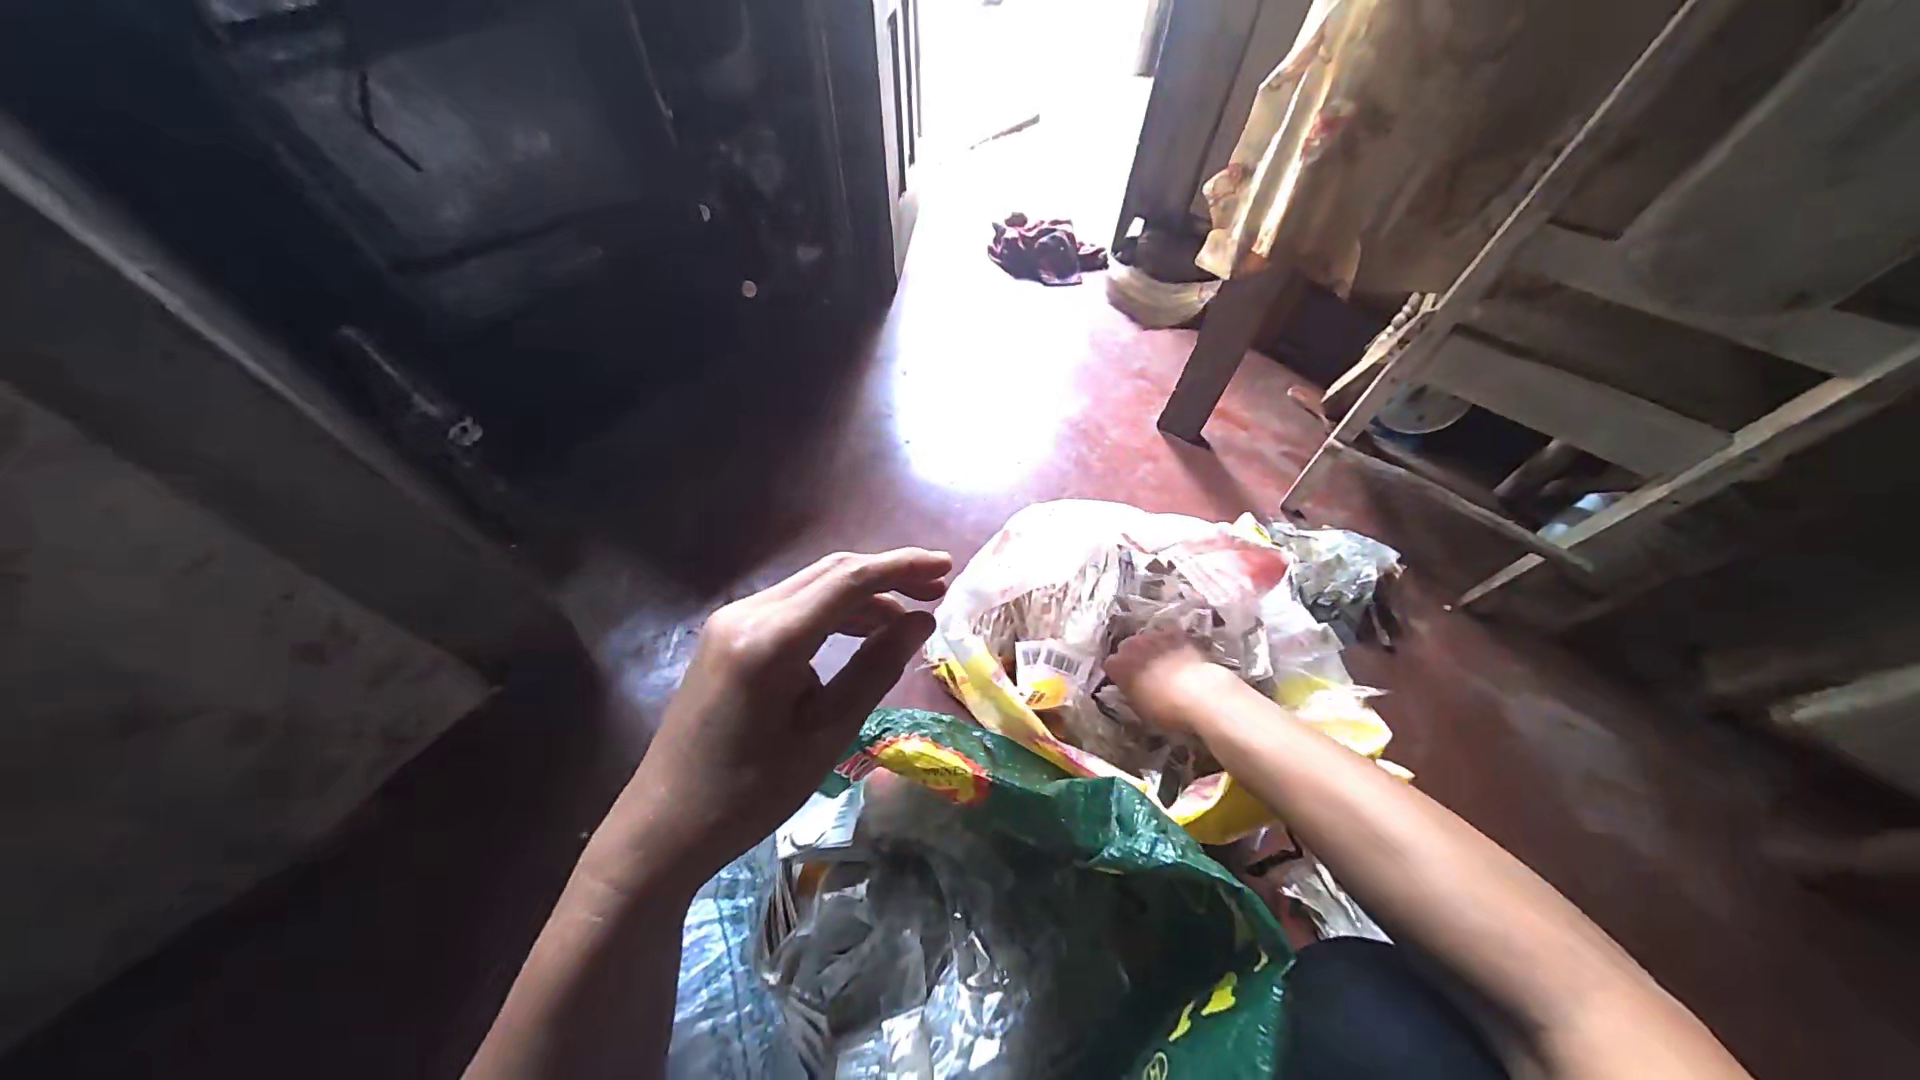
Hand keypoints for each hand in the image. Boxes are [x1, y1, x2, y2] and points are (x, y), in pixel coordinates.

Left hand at [593, 549, 951, 895]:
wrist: (664, 826)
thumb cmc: (751, 793)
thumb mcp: (826, 735)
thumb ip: (875, 669)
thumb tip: (921, 622)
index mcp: (770, 640)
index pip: (849, 581)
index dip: (902, 567)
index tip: (947, 567)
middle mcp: (746, 614)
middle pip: (830, 573)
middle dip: (887, 575)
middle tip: (935, 592)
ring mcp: (731, 621)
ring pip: (811, 588)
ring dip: (861, 596)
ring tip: (906, 618)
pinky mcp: (727, 636)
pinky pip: (791, 608)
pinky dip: (832, 613)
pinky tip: (859, 634)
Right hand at [1105, 626, 1242, 736]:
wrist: (1199, 694)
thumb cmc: (1165, 709)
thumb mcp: (1138, 707)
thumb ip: (1129, 691)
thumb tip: (1131, 687)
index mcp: (1117, 666)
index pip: (1110, 665)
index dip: (1119, 673)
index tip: (1127, 682)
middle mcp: (1131, 645)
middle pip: (1127, 647)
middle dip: (1134, 657)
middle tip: (1146, 672)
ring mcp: (1153, 636)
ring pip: (1147, 639)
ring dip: (1152, 648)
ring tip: (1165, 662)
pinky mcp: (1176, 632)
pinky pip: (1168, 635)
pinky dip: (1171, 643)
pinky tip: (1179, 653)